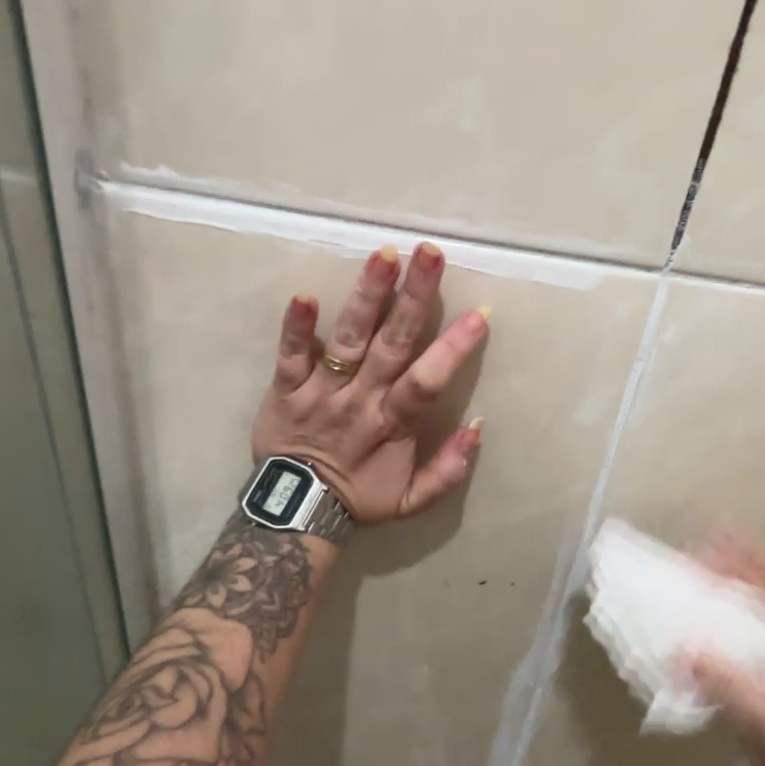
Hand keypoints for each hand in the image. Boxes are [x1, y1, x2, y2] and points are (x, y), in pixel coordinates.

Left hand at [254, 242, 487, 525]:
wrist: (295, 512)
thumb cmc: (359, 497)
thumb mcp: (413, 501)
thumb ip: (449, 470)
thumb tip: (477, 427)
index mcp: (392, 424)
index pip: (426, 381)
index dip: (452, 348)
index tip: (478, 313)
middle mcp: (360, 399)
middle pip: (391, 345)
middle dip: (413, 298)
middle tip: (430, 253)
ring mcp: (321, 391)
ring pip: (348, 339)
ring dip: (366, 296)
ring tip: (383, 255)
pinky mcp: (286, 388)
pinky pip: (291, 355)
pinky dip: (296, 327)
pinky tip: (304, 295)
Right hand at [686, 532, 764, 765]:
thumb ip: (728, 679)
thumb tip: (679, 645)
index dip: (755, 552)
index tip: (717, 532)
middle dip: (729, 576)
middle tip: (687, 560)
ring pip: (749, 626)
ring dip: (717, 609)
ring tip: (678, 593)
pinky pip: (737, 659)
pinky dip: (712, 647)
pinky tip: (683, 643)